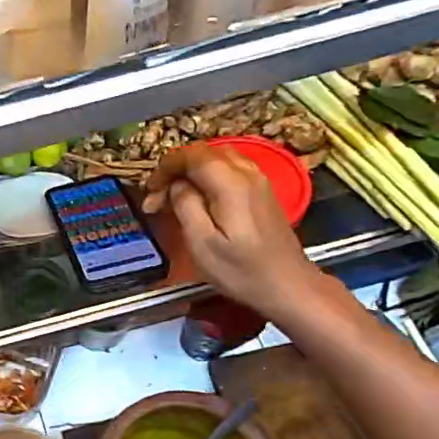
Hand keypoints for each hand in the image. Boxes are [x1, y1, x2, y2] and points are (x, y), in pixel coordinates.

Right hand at [143, 146, 330, 321]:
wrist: (288, 285)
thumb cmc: (242, 272)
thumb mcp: (202, 244)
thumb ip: (185, 206)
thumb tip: (177, 185)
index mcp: (230, 183)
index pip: (191, 155)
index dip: (165, 167)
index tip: (150, 191)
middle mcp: (247, 173)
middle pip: (205, 153)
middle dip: (177, 169)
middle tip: (159, 198)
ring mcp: (259, 180)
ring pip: (219, 158)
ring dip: (193, 172)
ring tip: (176, 197)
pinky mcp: (263, 192)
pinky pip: (232, 170)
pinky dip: (210, 176)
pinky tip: (202, 198)